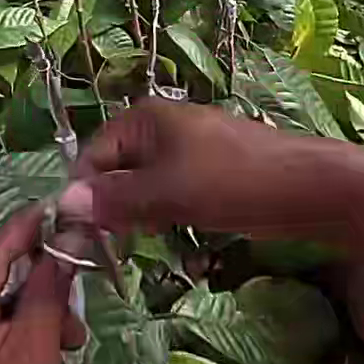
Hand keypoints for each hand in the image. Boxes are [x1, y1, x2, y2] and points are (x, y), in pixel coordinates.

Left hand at [0, 208, 85, 363]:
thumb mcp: (36, 350)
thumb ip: (51, 285)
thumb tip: (72, 229)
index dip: (35, 221)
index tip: (72, 205)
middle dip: (44, 275)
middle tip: (79, 286)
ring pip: (1, 297)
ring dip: (40, 305)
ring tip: (72, 334)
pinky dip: (24, 327)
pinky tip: (52, 346)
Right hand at [56, 99, 347, 237]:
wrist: (301, 185)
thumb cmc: (229, 180)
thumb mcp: (166, 192)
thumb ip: (113, 198)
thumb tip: (62, 202)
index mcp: (143, 118)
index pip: (92, 155)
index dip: (85, 195)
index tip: (83, 239)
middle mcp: (157, 126)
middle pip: (115, 169)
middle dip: (113, 206)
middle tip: (119, 245)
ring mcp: (182, 146)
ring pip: (140, 184)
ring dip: (138, 213)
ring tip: (149, 238)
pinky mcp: (201, 168)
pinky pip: (166, 189)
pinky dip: (162, 211)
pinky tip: (173, 231)